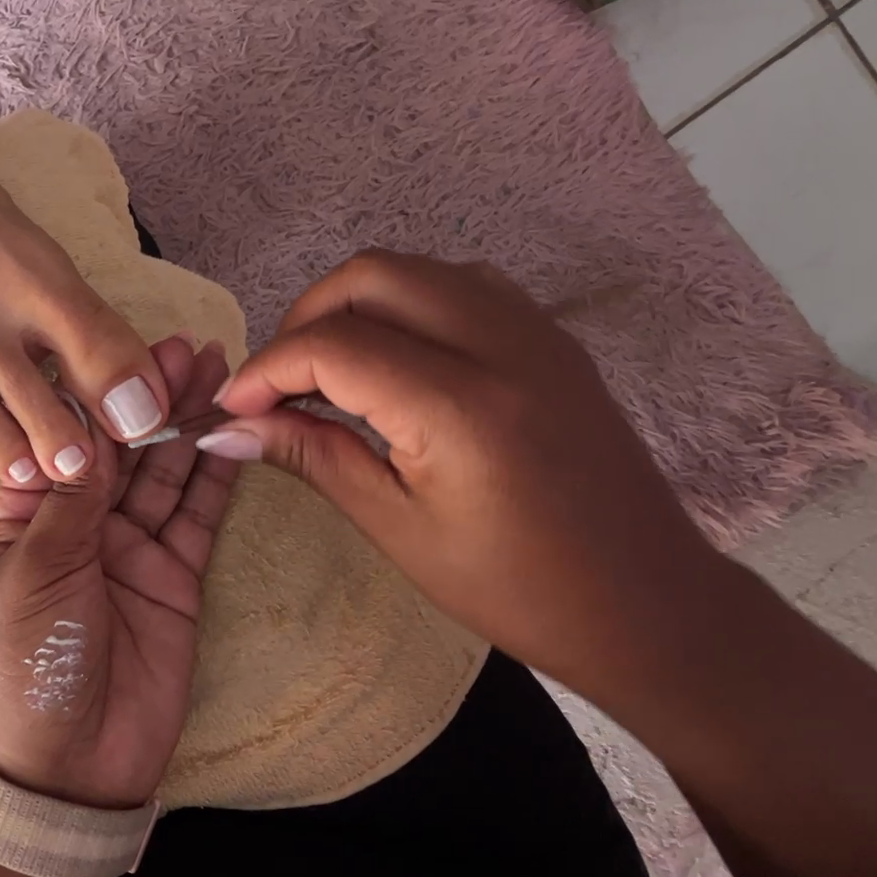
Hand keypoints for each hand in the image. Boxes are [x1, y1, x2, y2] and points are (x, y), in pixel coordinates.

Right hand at [0, 69, 171, 488]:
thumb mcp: (37, 248)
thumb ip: (90, 328)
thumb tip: (140, 404)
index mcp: (33, 299)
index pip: (96, 384)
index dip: (111, 426)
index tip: (105, 440)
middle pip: (29, 434)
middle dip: (54, 455)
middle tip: (57, 458)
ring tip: (3, 455)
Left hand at [0, 336, 238, 808]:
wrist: (65, 762)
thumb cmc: (25, 658)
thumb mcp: (35, 567)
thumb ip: (73, 496)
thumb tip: (96, 423)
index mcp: (27, 510)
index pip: (65, 436)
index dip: (96, 393)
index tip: (127, 346)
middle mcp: (80, 519)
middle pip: (121, 446)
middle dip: (150, 397)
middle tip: (188, 346)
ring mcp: (130, 545)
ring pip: (163, 471)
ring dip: (187, 423)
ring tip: (216, 371)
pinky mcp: (174, 575)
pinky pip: (196, 515)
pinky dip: (214, 475)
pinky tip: (230, 433)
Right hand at [202, 251, 715, 681]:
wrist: (651, 608)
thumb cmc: (515, 587)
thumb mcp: (396, 528)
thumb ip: (309, 456)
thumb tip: (224, 430)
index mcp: (461, 406)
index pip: (331, 346)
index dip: (264, 370)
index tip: (232, 409)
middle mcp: (501, 345)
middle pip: (368, 276)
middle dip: (302, 319)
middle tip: (279, 383)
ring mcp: (535, 331)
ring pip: (412, 269)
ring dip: (351, 304)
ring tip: (327, 369)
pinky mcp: (550, 337)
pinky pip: (456, 284)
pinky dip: (403, 303)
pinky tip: (392, 358)